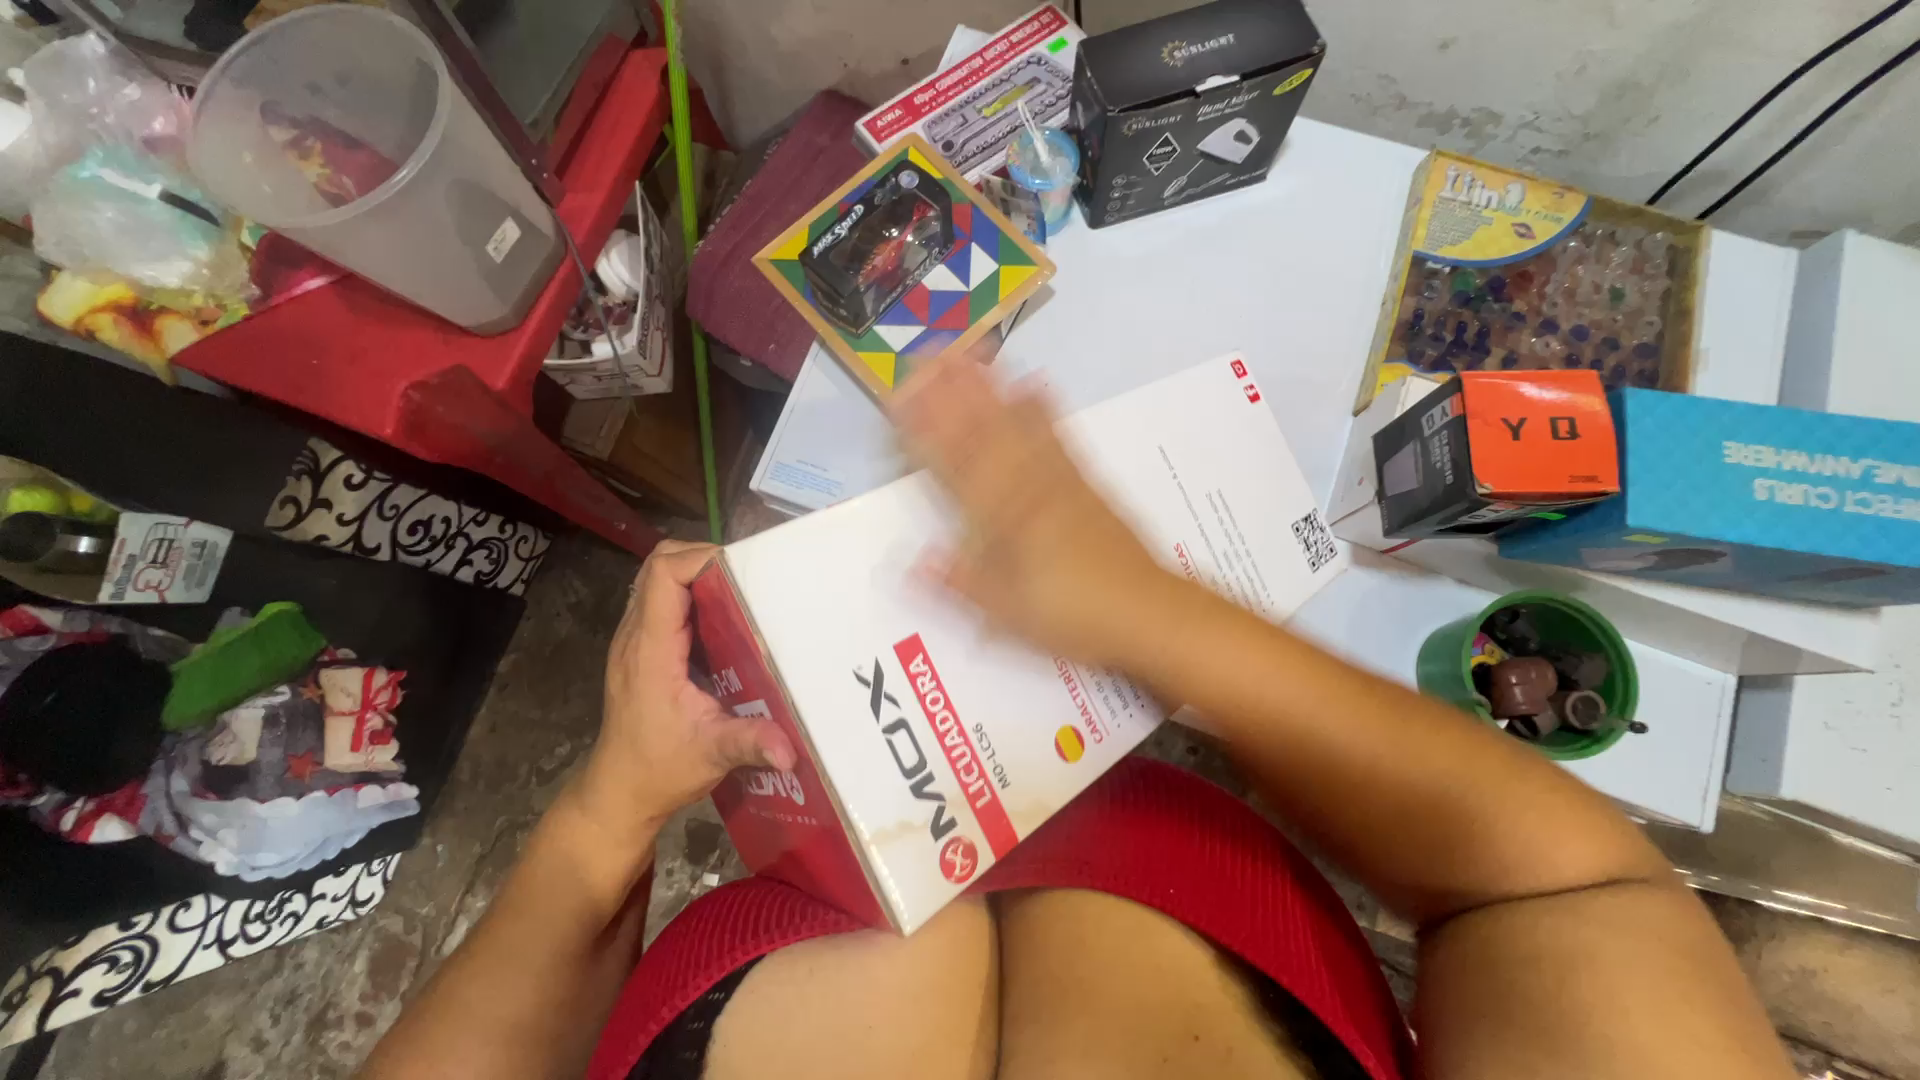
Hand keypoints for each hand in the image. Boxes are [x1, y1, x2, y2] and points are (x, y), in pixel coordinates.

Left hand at [576, 541, 796, 830]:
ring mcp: (635, 640)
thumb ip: (749, 743)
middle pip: (658, 565)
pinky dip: (693, 595)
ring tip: (742, 592)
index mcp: (651, 650)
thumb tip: (791, 750)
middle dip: (703, 559)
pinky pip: (662, 600)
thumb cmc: (660, 768)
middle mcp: (636, 635)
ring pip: (658, 579)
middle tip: (748, 577)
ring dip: (698, 575)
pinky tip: (725, 619)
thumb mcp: (711, 755)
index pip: (663, 575)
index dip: (700, 559)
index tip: (743, 568)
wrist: (620, 790)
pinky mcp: (642, 648)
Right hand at [891, 350, 1176, 667]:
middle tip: (928, 354)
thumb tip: (913, 562)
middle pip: (984, 435)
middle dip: (952, 394)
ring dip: (991, 388)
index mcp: (1004, 522)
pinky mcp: (1086, 482)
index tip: (900, 398)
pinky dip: (1042, 408)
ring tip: (969, 352)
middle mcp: (1029, 491)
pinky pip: (1058, 436)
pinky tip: (1034, 384)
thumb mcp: (1010, 614)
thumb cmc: (1074, 617)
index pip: (956, 468)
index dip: (925, 432)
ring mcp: (1060, 481)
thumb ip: (962, 584)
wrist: (1148, 611)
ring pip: (1018, 427)